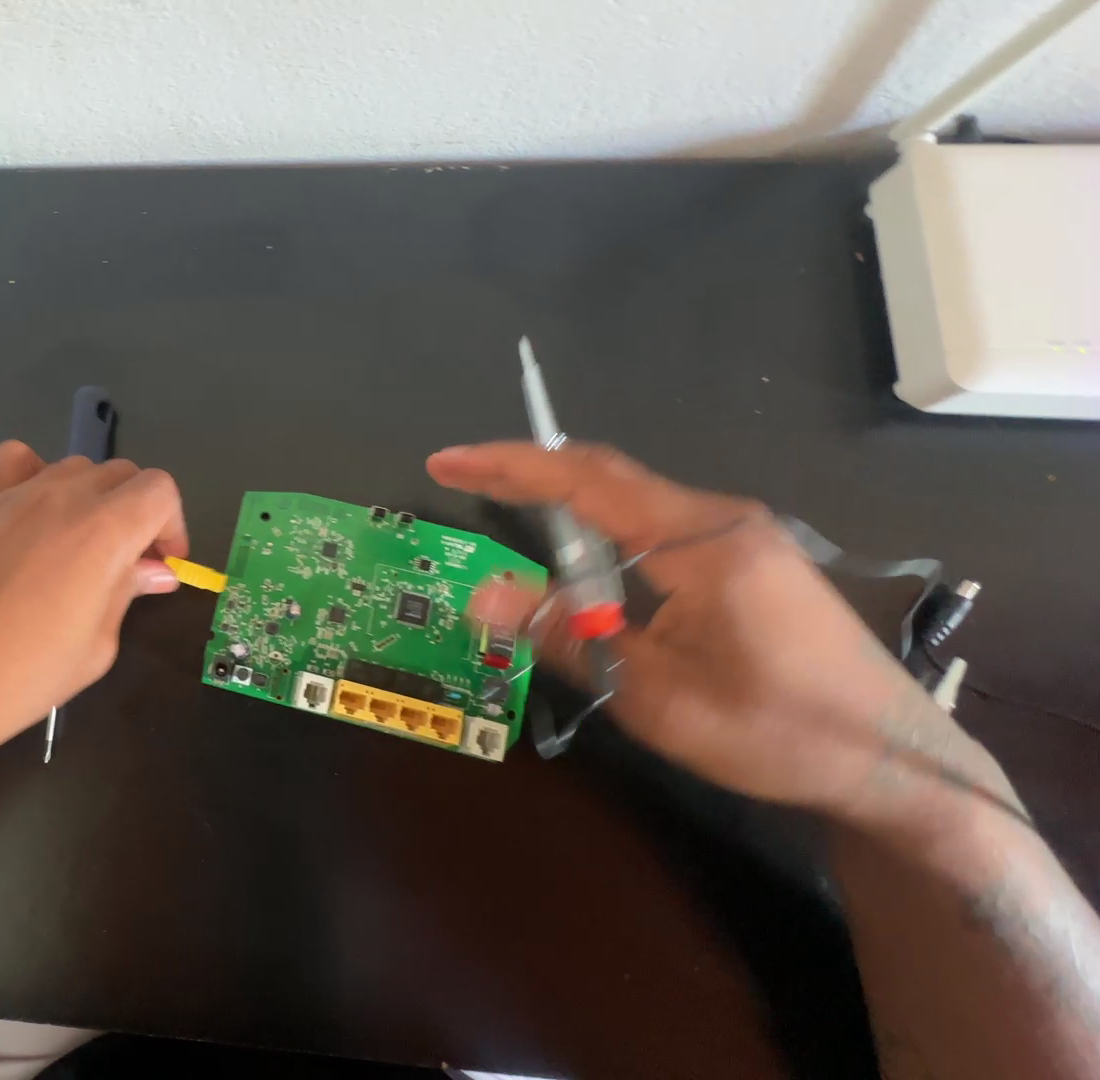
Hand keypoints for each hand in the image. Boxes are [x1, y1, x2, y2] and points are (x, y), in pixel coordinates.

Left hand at [0, 440, 187, 778]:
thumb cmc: (22, 677)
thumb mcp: (96, 647)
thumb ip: (127, 594)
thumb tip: (154, 571)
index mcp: (104, 529)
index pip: (160, 490)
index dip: (173, 526)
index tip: (164, 565)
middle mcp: (63, 496)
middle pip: (121, 473)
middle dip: (139, 513)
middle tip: (130, 565)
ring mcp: (15, 495)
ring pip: (74, 467)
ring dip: (93, 498)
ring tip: (82, 548)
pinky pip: (15, 462)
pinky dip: (35, 476)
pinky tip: (33, 517)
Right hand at [429, 441, 965, 816]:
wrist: (901, 769)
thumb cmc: (776, 732)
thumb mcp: (655, 693)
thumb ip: (567, 635)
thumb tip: (481, 595)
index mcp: (700, 541)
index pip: (585, 481)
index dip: (507, 467)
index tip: (447, 463)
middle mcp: (719, 521)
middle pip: (604, 475)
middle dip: (523, 470)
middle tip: (456, 473)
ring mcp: (736, 538)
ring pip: (627, 499)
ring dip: (557, 497)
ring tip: (498, 499)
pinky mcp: (741, 561)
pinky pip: (649, 525)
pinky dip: (592, 524)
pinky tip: (571, 546)